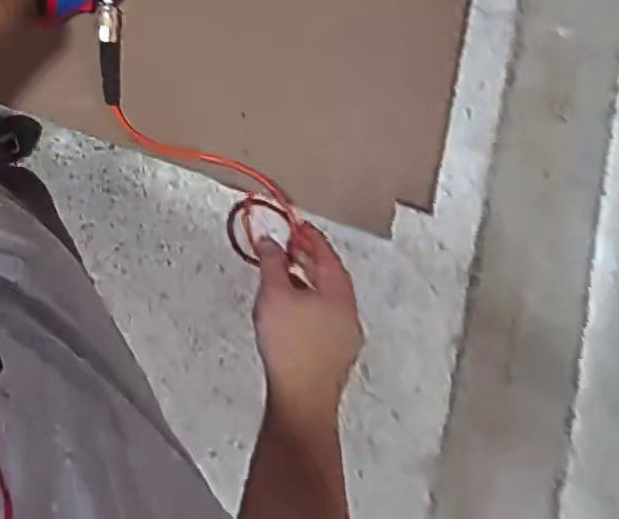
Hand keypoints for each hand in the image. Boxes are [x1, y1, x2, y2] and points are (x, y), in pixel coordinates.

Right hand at [252, 224, 362, 428]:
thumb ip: (272, 261)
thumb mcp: (273, 291)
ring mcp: (345, 335)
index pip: (328, 256)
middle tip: (287, 241)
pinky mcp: (334, 350)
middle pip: (331, 276)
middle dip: (309, 256)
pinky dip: (308, 296)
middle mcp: (349, 313)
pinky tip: (288, 300)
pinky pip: (324, 311)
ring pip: (327, 295)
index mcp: (339, 295)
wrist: (301, 395)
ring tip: (283, 267)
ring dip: (307, 277)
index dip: (311, 236)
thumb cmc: (288, 339)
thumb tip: (269, 239)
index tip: (296, 222)